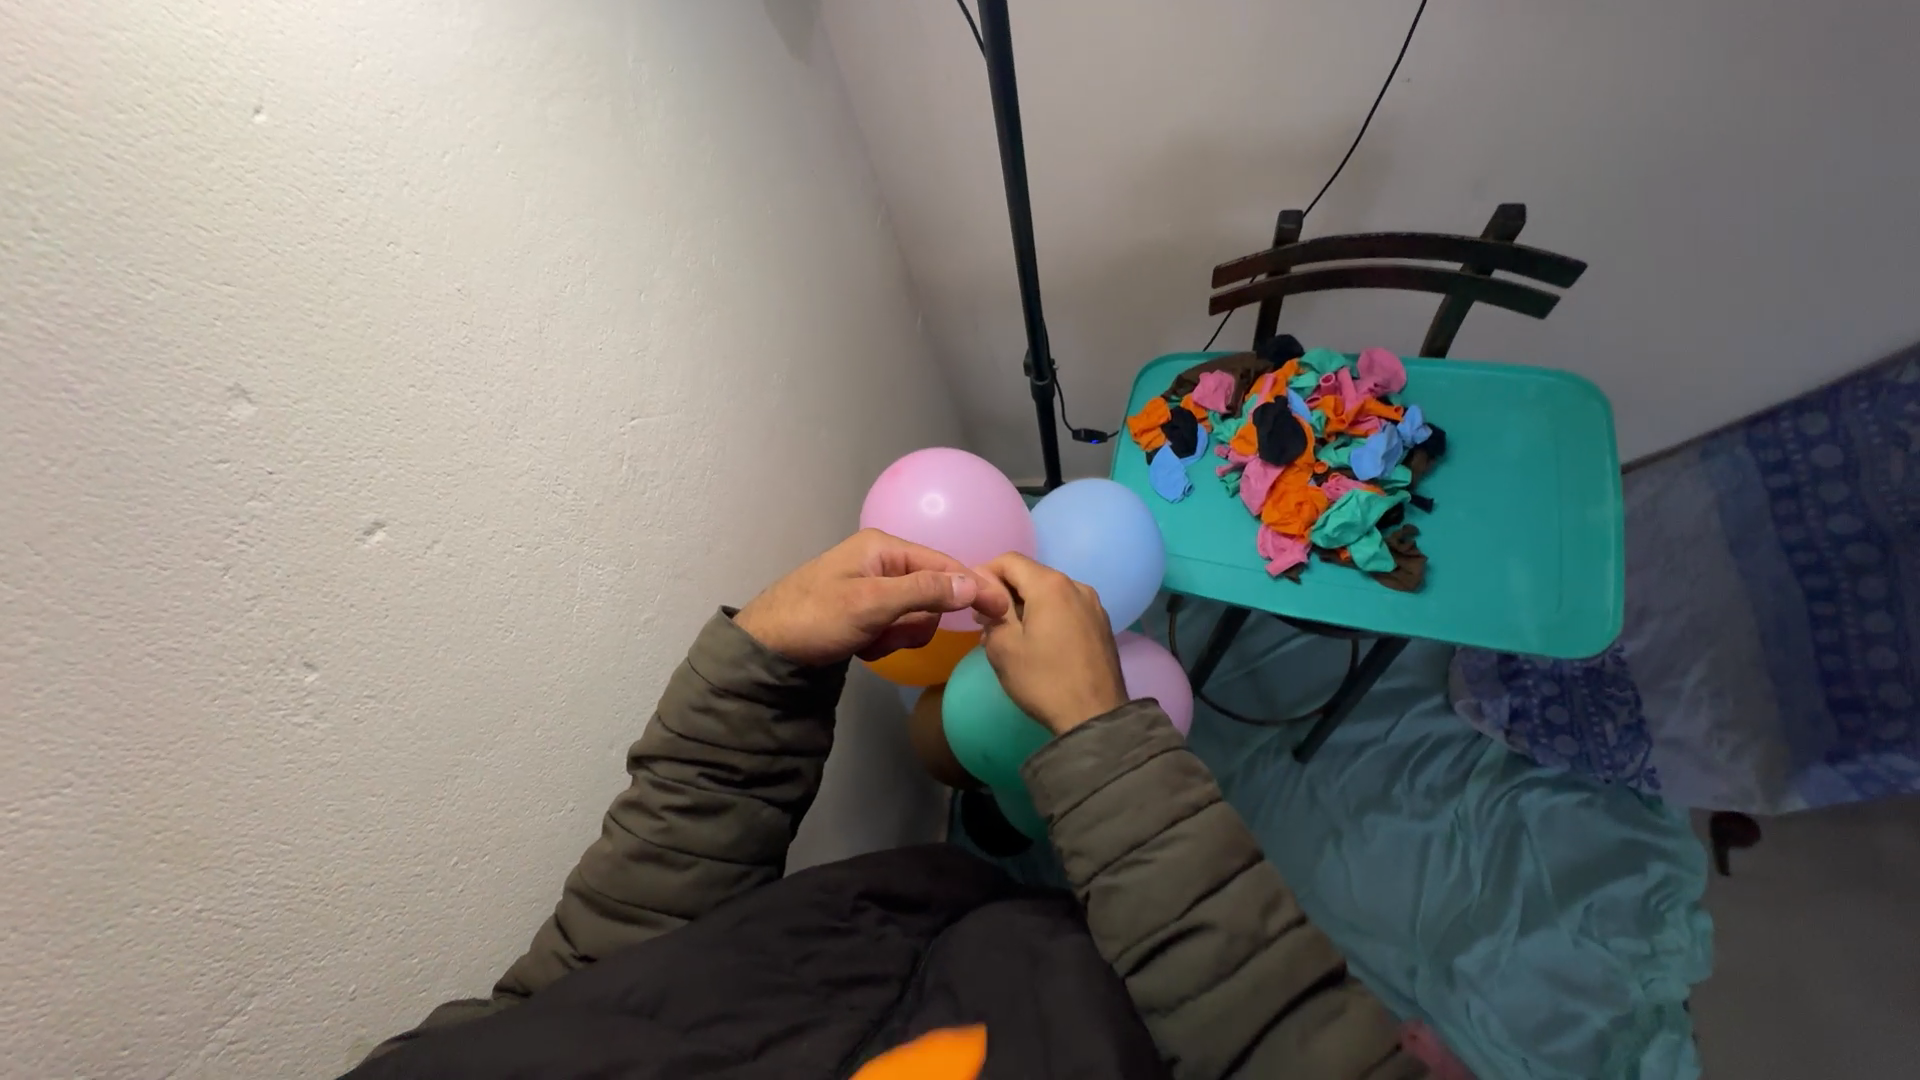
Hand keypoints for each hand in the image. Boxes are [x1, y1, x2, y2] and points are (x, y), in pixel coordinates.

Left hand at [733, 530, 990, 666]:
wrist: (766, 651)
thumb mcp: (872, 603)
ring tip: (866, 640)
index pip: (943, 564)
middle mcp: (881, 562)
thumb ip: (924, 592)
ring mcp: (872, 588)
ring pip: (914, 616)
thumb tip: (972, 583)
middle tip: (885, 633)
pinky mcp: (865, 613)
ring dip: (897, 635)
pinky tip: (858, 646)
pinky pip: (895, 629)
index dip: (971, 586)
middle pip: (930, 594)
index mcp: (883, 547)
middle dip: (913, 621)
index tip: (999, 609)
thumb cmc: (815, 619)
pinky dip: (882, 642)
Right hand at [969, 553, 1126, 735]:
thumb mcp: (1003, 647)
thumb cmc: (1043, 681)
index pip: (1009, 560)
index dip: (985, 574)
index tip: (973, 601)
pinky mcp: (1101, 624)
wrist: (1095, 718)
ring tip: (1011, 637)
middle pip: (1031, 575)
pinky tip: (1038, 644)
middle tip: (986, 624)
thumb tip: (986, 590)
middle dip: (1005, 593)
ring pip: (1049, 592)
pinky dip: (1047, 616)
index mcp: (1050, 585)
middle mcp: (1076, 585)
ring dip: (1026, 606)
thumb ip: (992, 609)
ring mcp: (1093, 604)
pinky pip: (1066, 608)